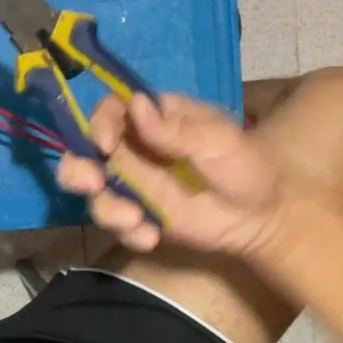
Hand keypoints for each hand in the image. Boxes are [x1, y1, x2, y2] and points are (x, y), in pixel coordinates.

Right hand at [56, 92, 286, 256]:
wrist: (264, 216)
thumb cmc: (245, 166)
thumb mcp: (219, 142)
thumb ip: (176, 129)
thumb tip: (136, 105)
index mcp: (151, 118)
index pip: (109, 111)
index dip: (98, 124)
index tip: (104, 145)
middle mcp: (132, 147)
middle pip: (84, 151)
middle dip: (78, 169)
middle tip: (93, 184)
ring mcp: (130, 183)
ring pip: (92, 191)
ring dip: (105, 207)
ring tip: (133, 221)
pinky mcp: (135, 215)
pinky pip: (115, 223)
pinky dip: (126, 232)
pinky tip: (150, 237)